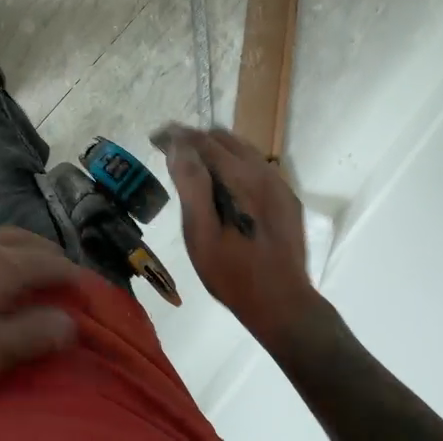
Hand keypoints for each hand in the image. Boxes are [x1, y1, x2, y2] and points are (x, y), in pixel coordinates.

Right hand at [155, 125, 315, 340]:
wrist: (285, 308)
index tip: (155, 139)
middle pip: (223, 138)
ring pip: (241, 149)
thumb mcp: (201, 234)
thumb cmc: (234, 275)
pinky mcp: (286, 199)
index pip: (203, 140)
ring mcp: (280, 185)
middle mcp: (264, 172)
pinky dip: (233, 165)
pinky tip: (222, 189)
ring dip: (214, 151)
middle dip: (194, 141)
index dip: (176, 135)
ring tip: (193, 171)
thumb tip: (178, 146)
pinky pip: (255, 166)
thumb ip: (191, 186)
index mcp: (242, 178)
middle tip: (171, 156)